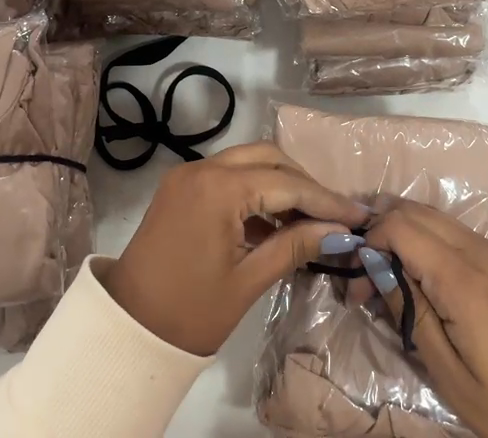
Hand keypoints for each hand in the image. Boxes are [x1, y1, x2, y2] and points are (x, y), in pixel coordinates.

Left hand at [103, 142, 370, 355]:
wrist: (127, 330)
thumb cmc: (189, 311)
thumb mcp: (248, 280)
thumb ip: (295, 246)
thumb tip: (339, 230)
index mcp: (218, 188)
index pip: (285, 182)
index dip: (325, 200)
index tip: (359, 215)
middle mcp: (202, 168)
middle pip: (268, 157)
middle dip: (304, 182)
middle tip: (335, 213)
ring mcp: (188, 174)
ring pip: (249, 161)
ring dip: (281, 182)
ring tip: (312, 218)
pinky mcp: (181, 187)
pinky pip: (229, 175)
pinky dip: (256, 190)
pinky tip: (278, 221)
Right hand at [355, 199, 487, 437]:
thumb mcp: (446, 372)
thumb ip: (408, 310)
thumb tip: (374, 267)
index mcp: (464, 281)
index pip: (401, 228)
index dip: (369, 245)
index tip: (356, 285)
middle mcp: (480, 251)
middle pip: (413, 212)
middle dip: (379, 235)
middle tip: (363, 280)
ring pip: (431, 215)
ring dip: (400, 234)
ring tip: (384, 277)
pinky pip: (450, 230)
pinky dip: (422, 239)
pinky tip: (413, 272)